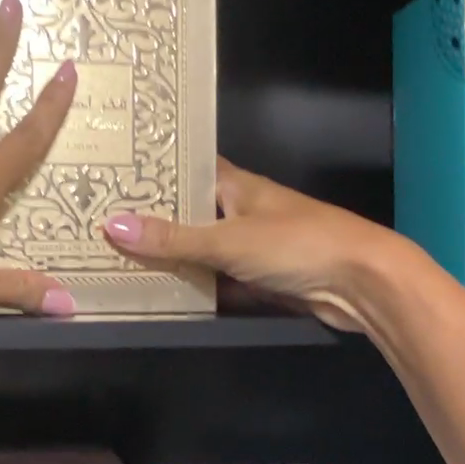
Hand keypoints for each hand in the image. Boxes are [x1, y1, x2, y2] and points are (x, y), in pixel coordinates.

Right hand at [102, 158, 401, 331]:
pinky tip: (162, 295)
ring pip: (203, 251)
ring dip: (174, 258)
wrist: (363, 284)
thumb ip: (172, 239)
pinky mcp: (262, 281)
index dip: (156, 170)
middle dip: (154, 220)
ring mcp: (254, 248)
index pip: (189, 168)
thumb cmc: (297, 244)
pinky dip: (197, 288)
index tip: (113, 173)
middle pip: (191, 214)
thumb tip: (111, 225)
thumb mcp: (227, 240)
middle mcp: (243, 211)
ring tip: (119, 259)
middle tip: (101, 222)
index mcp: (237, 186)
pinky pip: (220, 282)